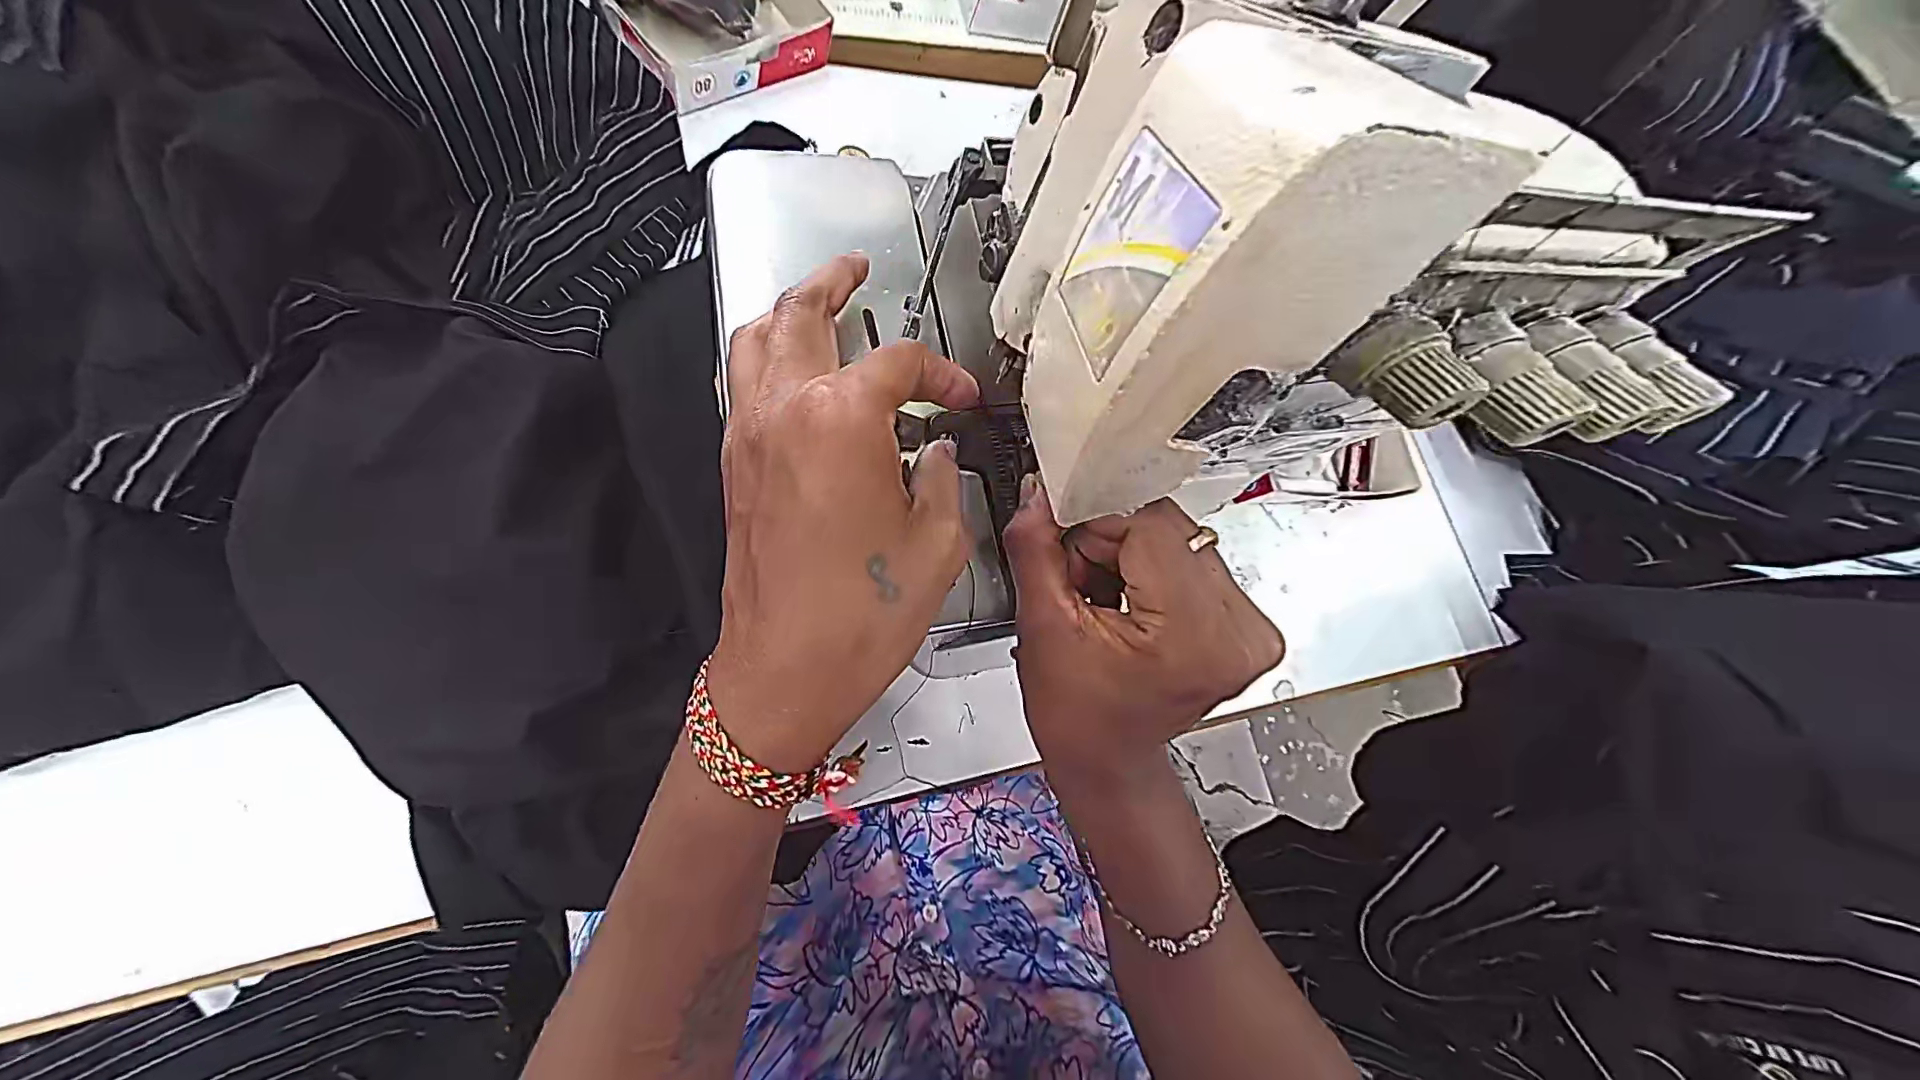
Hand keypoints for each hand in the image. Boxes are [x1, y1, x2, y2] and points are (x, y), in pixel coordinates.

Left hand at [707, 253, 980, 772]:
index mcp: (841, 419)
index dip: (941, 372)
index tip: (960, 396)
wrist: (784, 668)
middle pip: (801, 314)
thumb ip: (943, 479)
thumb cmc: (859, 615)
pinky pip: (743, 384)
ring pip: (755, 339)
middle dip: (832, 282)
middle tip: (855, 269)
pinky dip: (765, 357)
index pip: (899, 363)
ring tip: (816, 300)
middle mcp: (785, 413)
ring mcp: (749, 437)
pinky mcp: (735, 467)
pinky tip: (792, 370)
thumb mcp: (937, 542)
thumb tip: (937, 454)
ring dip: (786, 309)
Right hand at [1002, 482, 1283, 787]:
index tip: (1062, 543)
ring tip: (1107, 602)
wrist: (1106, 755)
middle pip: (1167, 527)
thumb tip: (1037, 496)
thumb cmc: (1079, 716)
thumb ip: (1036, 549)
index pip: (1148, 524)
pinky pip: (1194, 559)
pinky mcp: (1247, 625)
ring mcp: (1249, 629)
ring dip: (1132, 554)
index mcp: (1194, 636)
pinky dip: (1154, 568)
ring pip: (1179, 537)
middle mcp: (1238, 631)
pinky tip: (1132, 603)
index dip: (1093, 527)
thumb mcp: (1044, 626)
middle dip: (1111, 544)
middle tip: (1083, 587)